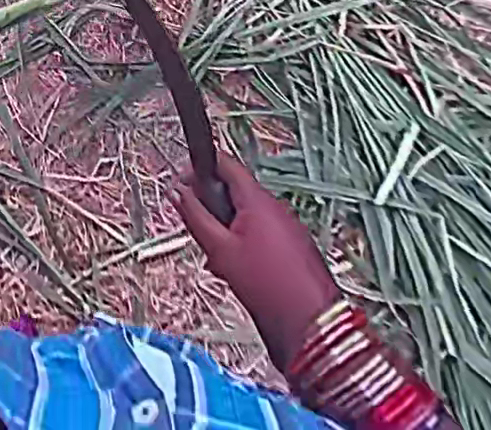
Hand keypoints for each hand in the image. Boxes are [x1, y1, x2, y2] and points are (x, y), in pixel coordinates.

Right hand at [167, 154, 338, 370]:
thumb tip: (177, 192)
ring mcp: (289, 227)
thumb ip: (194, 214)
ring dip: (225, 225)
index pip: (223, 164)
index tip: (183, 183)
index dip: (198, 169)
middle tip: (196, 221)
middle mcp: (276, 208)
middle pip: (233, 190)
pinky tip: (236, 264)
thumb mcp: (218, 247)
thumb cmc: (270, 288)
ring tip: (217, 250)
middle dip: (210, 204)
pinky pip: (261, 231)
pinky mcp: (295, 246)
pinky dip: (243, 239)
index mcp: (257, 200)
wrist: (313, 326)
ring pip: (245, 213)